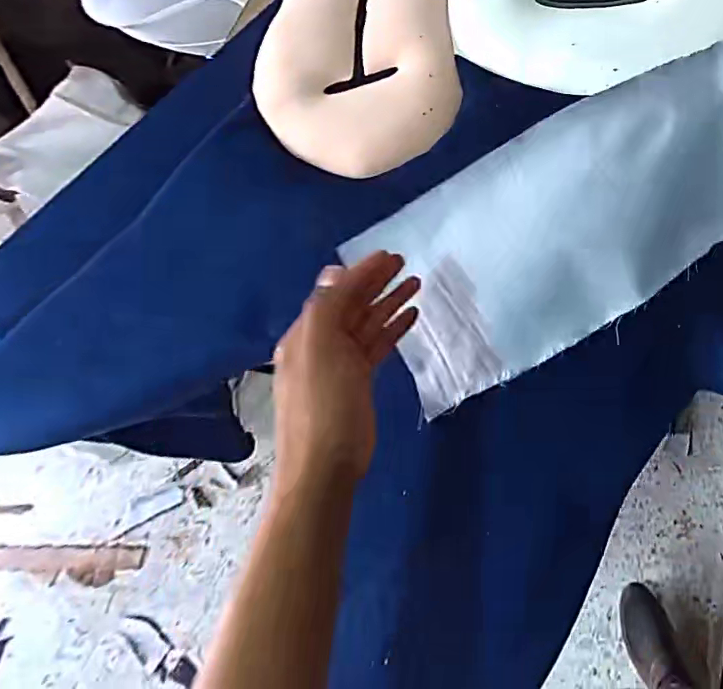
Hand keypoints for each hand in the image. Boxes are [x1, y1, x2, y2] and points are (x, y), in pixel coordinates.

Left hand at [271, 251, 418, 491]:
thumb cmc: (324, 406)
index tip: (390, 255)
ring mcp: (339, 364)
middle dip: (377, 282)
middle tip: (405, 263)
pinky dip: (392, 328)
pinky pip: (376, 345)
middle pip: (353, 305)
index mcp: (306, 335)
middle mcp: (320, 345)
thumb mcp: (321, 349)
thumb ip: (328, 308)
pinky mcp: (357, 381)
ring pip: (368, 323)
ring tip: (416, 284)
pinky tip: (410, 317)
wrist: (325, 467)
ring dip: (389, 302)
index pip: (336, 293)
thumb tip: (336, 272)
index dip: (362, 272)